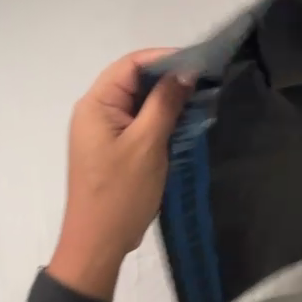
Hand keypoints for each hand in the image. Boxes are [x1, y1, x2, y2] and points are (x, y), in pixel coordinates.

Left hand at [47, 49, 190, 299]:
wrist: (98, 243)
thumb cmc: (121, 193)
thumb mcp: (147, 144)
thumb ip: (165, 103)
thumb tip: (184, 72)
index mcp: (96, 104)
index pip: (130, 64)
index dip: (164, 58)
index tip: (199, 63)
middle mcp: (95, 111)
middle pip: (134, 80)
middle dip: (168, 78)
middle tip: (206, 82)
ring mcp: (103, 131)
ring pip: (138, 102)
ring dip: (167, 100)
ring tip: (201, 101)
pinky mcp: (114, 148)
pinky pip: (138, 123)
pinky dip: (160, 120)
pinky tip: (185, 123)